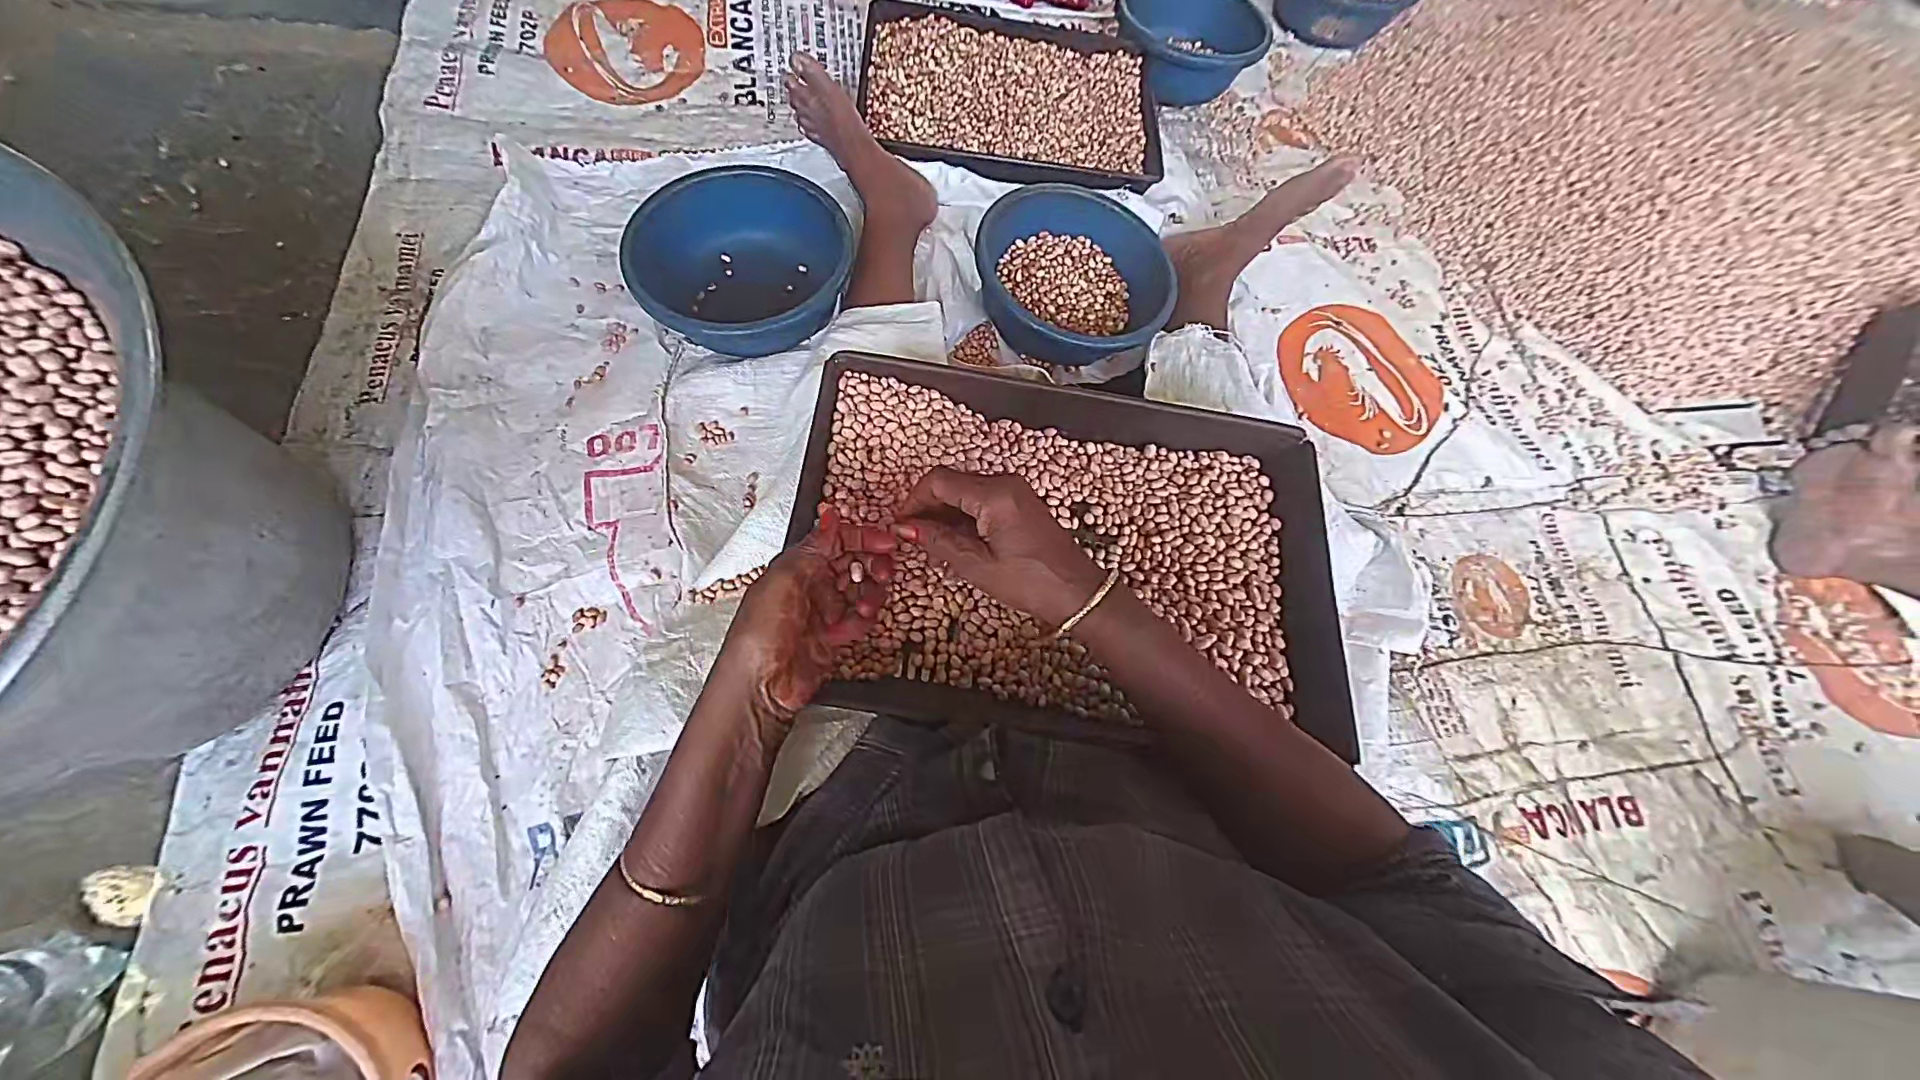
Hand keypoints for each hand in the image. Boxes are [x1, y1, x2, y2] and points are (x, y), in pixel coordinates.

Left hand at [723, 507, 894, 727]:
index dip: (861, 538)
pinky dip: (865, 617)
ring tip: (869, 602)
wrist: (759, 685)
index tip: (885, 542)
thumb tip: (830, 515)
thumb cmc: (759, 633)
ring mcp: (823, 611)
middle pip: (852, 563)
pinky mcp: (833, 637)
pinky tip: (861, 619)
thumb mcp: (785, 580)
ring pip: (861, 590)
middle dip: (872, 564)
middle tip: (884, 571)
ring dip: (871, 592)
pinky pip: (859, 618)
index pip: (835, 541)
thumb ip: (813, 546)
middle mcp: (811, 585)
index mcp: (796, 566)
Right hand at [895, 468, 1106, 627]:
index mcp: (994, 494)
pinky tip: (956, 543)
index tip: (901, 526)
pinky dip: (963, 518)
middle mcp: (1005, 483)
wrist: (1077, 593)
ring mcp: (1015, 491)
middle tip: (913, 540)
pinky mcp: (1020, 503)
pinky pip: (981, 501)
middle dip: (927, 508)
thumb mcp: (976, 565)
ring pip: (964, 492)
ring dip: (944, 514)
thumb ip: (937, 541)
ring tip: (933, 547)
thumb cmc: (1031, 582)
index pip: (938, 481)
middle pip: (951, 483)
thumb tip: (904, 528)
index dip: (913, 502)